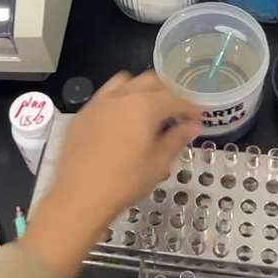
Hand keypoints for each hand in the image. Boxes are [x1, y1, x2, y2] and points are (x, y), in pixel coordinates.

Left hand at [21, 72, 198, 277]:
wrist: (80, 195)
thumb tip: (192, 125)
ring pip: (126, 82)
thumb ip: (176, 138)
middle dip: (167, 93)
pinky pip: (106, 95)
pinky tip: (121, 120)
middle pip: (151, 82)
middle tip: (174, 113)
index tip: (197, 119)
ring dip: (141, 90)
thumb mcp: (158, 163)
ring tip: (147, 110)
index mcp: (145, 106)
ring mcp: (99, 102)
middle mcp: (122, 96)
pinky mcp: (83, 113)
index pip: (175, 98)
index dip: (190, 108)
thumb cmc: (125, 181)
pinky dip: (120, 99)